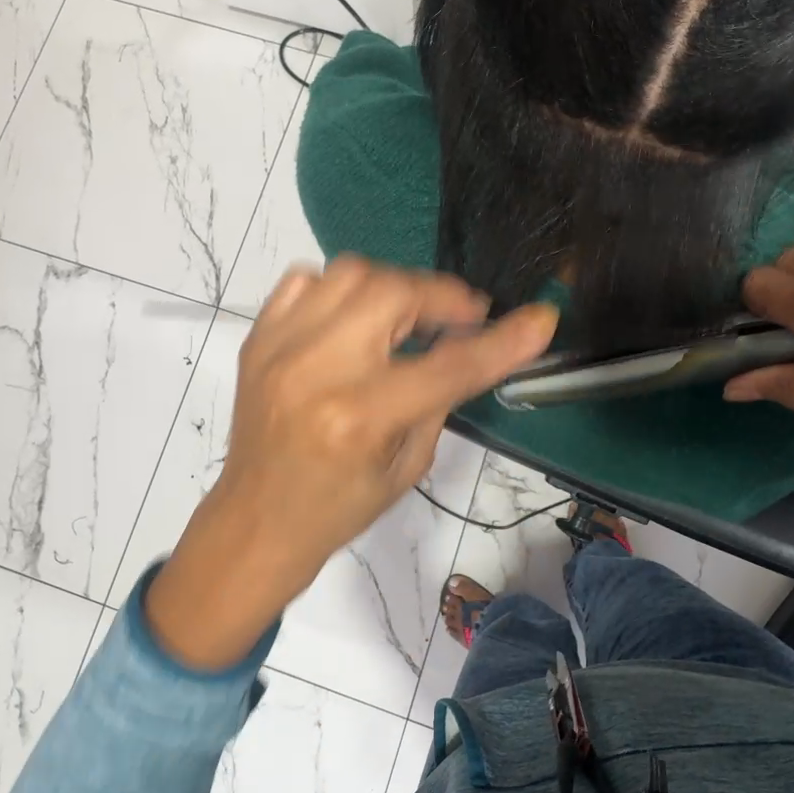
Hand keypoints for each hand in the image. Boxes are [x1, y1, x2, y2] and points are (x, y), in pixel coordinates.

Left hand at [148, 257, 557, 669]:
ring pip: (351, 272)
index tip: (538, 319)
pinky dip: (341, 289)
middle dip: (441, 297)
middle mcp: (316, 370)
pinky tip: (356, 316)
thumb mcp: (409, 464)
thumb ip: (440, 396)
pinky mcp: (258, 338)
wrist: (255, 521)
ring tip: (410, 314)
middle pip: (394, 293)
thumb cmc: (339, 507)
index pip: (447, 365)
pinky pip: (306, 280)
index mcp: (359, 418)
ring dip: (394, 286)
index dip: (501, 340)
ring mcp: (279, 346)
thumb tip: (473, 343)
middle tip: (462, 317)